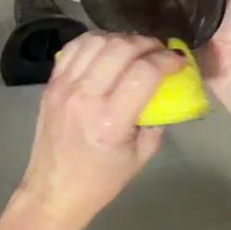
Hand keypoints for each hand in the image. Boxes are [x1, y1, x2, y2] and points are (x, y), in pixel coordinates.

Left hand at [14, 33, 182, 229]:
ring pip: (97, 41)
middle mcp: (85, 98)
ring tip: (134, 49)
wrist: (53, 190)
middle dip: (147, 44)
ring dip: (122, 39)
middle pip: (121, 49)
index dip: (167, 60)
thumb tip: (168, 86)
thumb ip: (157, 118)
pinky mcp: (51, 83)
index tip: (179, 59)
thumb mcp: (141, 156)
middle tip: (159, 51)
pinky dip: (95, 41)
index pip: (143, 73)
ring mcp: (64, 87)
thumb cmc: (101, 180)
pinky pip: (74, 47)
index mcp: (110, 122)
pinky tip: (108, 49)